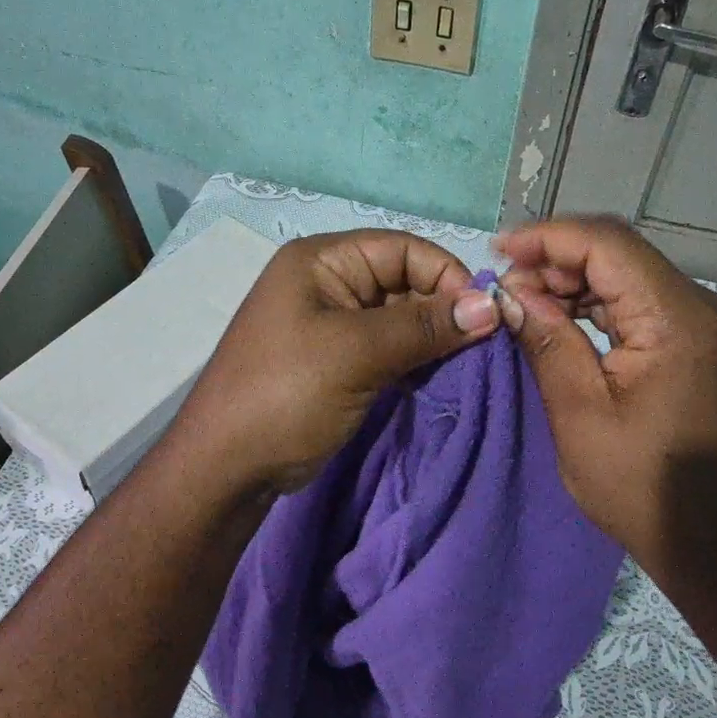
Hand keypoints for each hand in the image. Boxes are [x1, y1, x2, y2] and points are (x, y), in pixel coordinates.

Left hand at [171, 229, 498, 495]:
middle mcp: (328, 282)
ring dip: (433, 337)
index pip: (403, 248)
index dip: (447, 275)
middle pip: (404, 279)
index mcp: (322, 260)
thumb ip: (425, 326)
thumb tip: (491, 305)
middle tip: (481, 345)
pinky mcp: (339, 360)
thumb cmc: (285, 394)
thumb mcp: (357, 353)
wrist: (225, 469)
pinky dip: (416, 359)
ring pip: (401, 316)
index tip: (483, 315)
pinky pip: (390, 346)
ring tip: (465, 364)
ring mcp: (332, 323)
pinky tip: (438, 378)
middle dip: (443, 308)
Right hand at [495, 217, 716, 570]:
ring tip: (525, 301)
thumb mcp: (580, 413)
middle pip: (620, 252)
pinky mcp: (700, 339)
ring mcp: (706, 322)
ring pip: (629, 272)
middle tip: (507, 286)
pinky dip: (599, 301)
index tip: (498, 251)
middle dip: (558, 259)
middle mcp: (701, 306)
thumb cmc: (642, 486)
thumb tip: (511, 291)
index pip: (607, 245)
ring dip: (575, 279)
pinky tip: (562, 317)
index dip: (548, 238)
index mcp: (677, 319)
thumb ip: (547, 340)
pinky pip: (642, 299)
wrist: (711, 541)